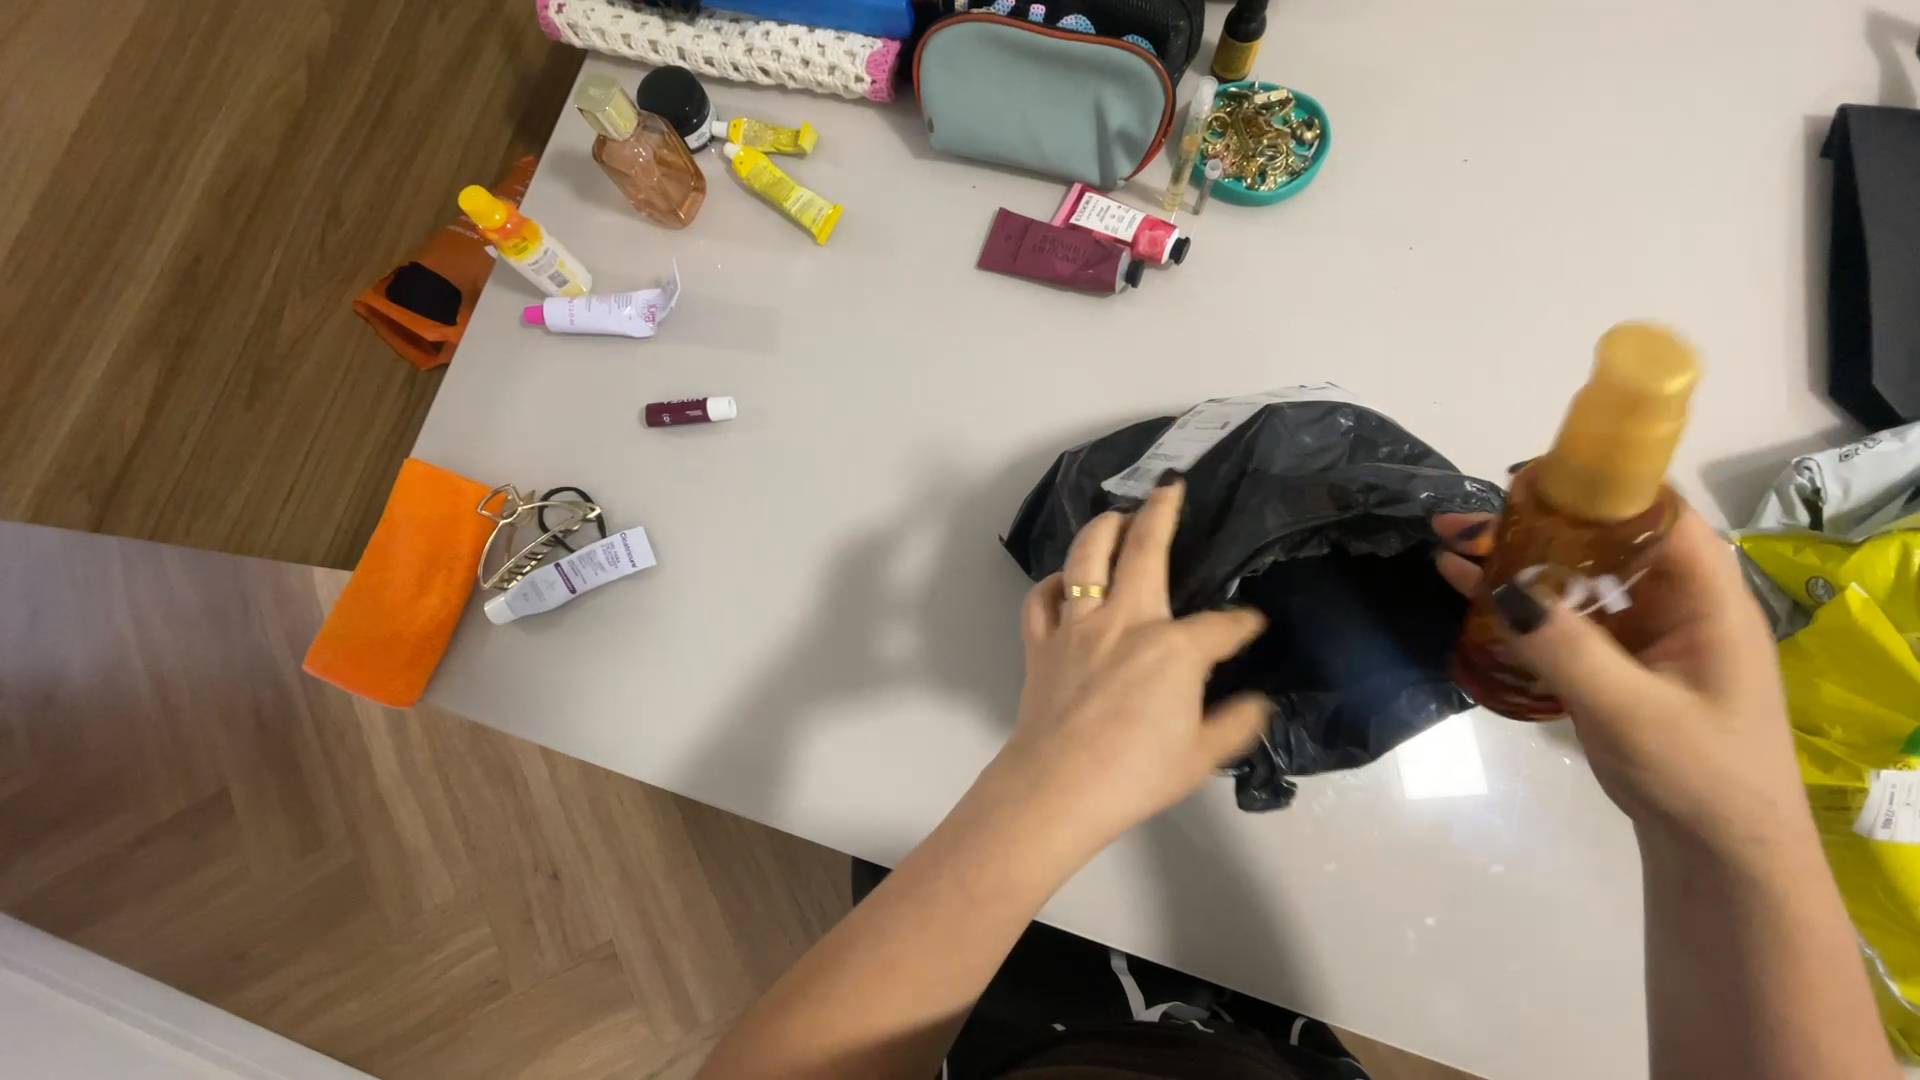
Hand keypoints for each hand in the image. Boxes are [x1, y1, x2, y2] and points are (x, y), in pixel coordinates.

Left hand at [991, 476, 1270, 849]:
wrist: (1058, 786)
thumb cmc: (1135, 773)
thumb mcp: (1202, 755)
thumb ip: (1235, 722)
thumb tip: (1259, 702)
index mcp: (1172, 647)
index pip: (1221, 625)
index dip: (1242, 623)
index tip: (1252, 625)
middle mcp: (1124, 620)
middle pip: (1144, 551)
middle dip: (1162, 513)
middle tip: (1170, 487)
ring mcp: (1076, 626)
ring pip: (1085, 558)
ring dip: (1102, 528)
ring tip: (1116, 514)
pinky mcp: (1041, 642)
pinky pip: (1041, 599)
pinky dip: (1052, 584)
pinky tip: (1064, 582)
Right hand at [1434, 507, 1808, 859]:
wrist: (1715, 848)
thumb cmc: (1698, 775)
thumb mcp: (1633, 711)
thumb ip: (1568, 650)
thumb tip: (1502, 589)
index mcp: (1706, 602)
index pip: (1659, 519)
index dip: (1597, 489)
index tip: (1525, 480)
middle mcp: (1673, 604)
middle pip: (1598, 543)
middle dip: (1530, 525)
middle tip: (1458, 521)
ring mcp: (1638, 632)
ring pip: (1569, 576)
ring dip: (1510, 559)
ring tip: (1446, 543)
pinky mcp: (1608, 659)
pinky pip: (1555, 614)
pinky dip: (1510, 599)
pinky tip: (1464, 587)